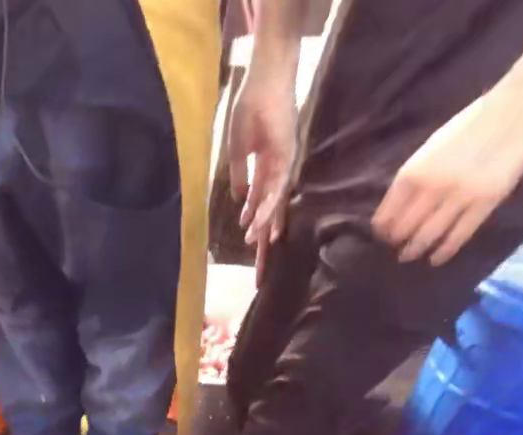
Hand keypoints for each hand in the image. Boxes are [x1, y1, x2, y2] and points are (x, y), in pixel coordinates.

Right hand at [227, 74, 298, 247]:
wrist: (265, 80)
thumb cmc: (249, 109)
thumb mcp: (237, 151)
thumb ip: (239, 176)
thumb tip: (240, 198)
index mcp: (266, 171)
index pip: (261, 205)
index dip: (256, 227)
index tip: (251, 249)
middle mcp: (278, 172)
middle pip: (272, 212)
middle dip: (265, 241)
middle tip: (262, 268)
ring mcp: (283, 164)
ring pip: (275, 204)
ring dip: (265, 227)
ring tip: (257, 248)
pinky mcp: (285, 155)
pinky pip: (276, 188)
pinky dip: (268, 207)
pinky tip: (259, 225)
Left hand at [372, 88, 522, 264]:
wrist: (522, 104)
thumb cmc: (472, 124)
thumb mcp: (429, 149)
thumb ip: (413, 179)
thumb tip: (396, 210)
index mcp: (412, 173)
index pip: (386, 216)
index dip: (382, 232)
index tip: (383, 237)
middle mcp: (431, 187)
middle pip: (403, 230)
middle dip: (397, 243)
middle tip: (397, 248)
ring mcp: (459, 195)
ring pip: (427, 237)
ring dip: (414, 250)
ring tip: (410, 256)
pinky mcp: (486, 201)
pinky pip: (458, 236)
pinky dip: (444, 251)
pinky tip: (436, 259)